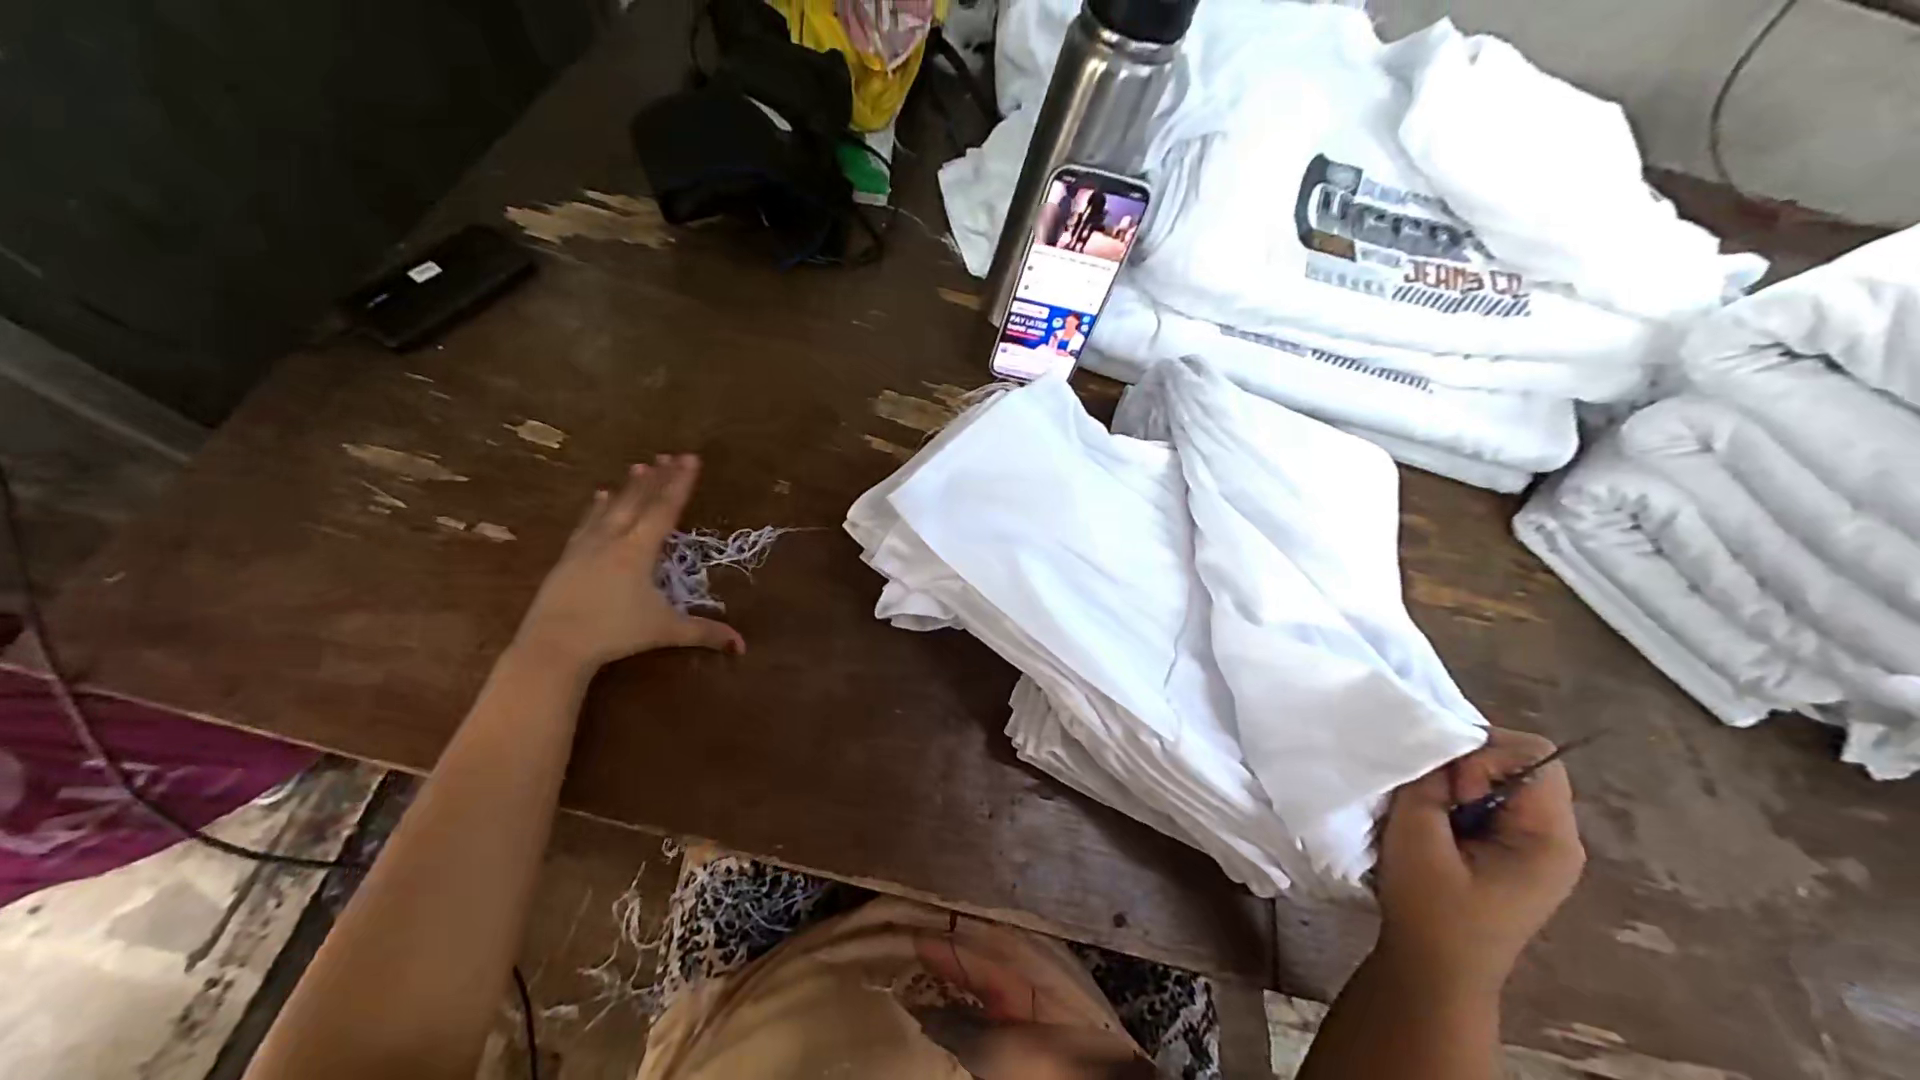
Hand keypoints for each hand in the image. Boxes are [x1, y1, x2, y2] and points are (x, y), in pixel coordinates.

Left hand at [511, 455, 744, 675]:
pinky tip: (597, 497)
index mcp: (638, 550)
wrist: (554, 646)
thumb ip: (704, 632)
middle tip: (669, 455)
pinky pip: (586, 523)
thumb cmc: (615, 634)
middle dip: (657, 477)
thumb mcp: (665, 631)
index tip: (690, 458)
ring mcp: (586, 547)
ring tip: (639, 466)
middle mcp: (613, 539)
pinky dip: (595, 507)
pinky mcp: (567, 558)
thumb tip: (742, 644)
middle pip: (638, 501)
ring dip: (628, 487)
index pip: (664, 509)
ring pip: (611, 508)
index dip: (680, 483)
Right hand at [1374, 727, 1584, 993]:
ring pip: (1505, 779)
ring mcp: (1539, 846)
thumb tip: (1434, 746)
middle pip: (1523, 763)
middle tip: (1433, 794)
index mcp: (1549, 838)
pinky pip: (1495, 800)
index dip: (1483, 754)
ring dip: (1460, 781)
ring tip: (1431, 809)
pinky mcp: (1516, 851)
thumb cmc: (1429, 908)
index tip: (1449, 788)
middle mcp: (1558, 837)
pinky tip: (1438, 822)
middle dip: (1468, 763)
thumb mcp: (1415, 836)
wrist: (1436, 972)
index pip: (1533, 755)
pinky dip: (1461, 797)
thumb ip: (1426, 783)